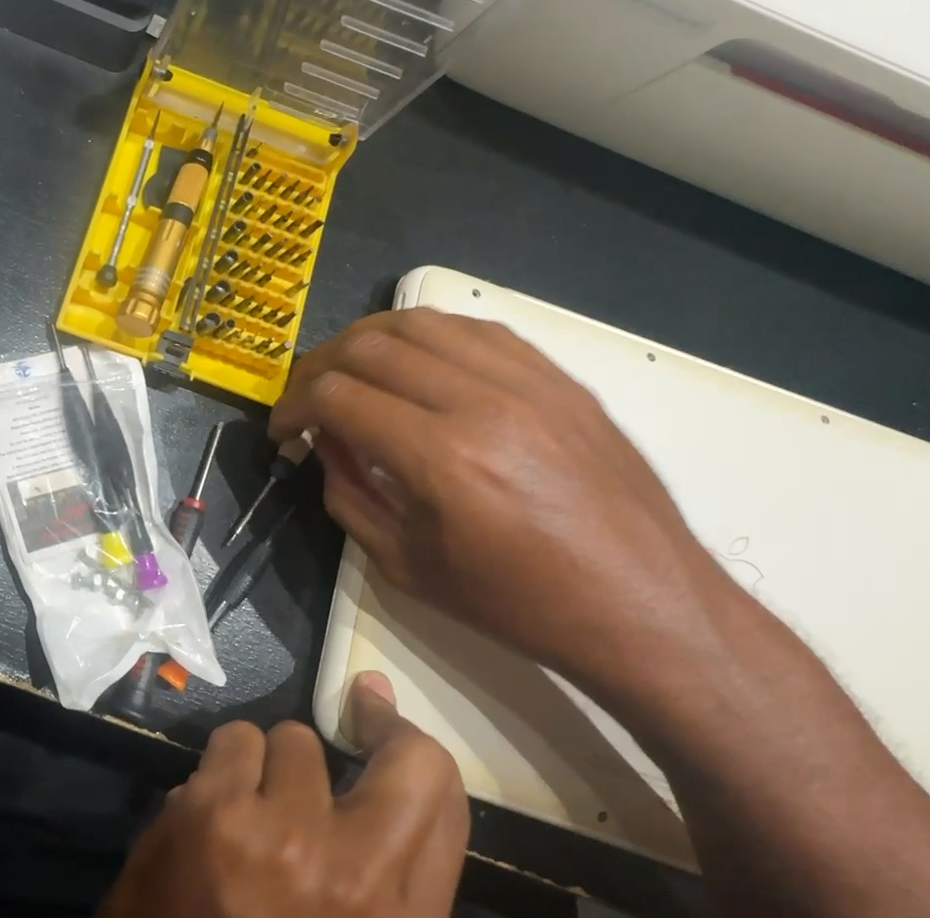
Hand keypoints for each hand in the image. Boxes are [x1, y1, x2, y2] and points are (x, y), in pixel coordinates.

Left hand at [99, 673, 466, 917]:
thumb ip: (379, 865)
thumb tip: (377, 757)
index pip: (443, 799)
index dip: (413, 747)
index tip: (381, 718)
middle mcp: (357, 876)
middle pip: (405, 759)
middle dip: (375, 728)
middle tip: (352, 718)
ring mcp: (282, 837)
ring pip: (294, 738)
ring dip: (274, 762)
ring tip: (254, 802)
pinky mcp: (212, 812)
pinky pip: (235, 739)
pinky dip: (224, 764)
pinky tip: (211, 805)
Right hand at [270, 308, 738, 685]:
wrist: (646, 606)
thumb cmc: (518, 603)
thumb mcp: (405, 565)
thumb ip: (347, 495)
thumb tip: (325, 445)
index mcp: (441, 458)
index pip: (336, 396)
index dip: (292, 407)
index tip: (283, 432)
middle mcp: (482, 402)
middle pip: (369, 345)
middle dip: (317, 368)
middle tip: (306, 401)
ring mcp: (529, 381)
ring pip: (419, 322)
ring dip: (365, 341)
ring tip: (351, 373)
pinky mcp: (560, 379)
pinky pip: (474, 330)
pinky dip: (425, 337)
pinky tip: (413, 365)